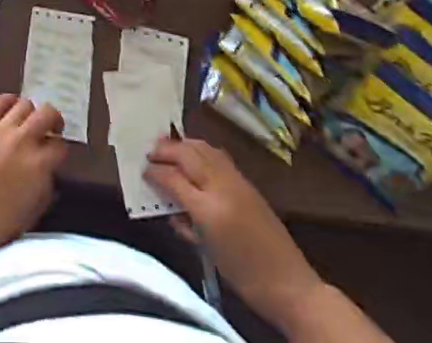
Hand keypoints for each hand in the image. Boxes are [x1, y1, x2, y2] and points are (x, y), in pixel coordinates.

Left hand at [0, 94, 67, 261]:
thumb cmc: (0, 224)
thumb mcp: (35, 209)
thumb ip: (46, 183)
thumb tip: (48, 168)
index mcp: (39, 164)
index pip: (61, 145)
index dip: (61, 150)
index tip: (57, 155)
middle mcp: (22, 140)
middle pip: (47, 113)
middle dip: (54, 120)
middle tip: (52, 129)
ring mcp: (0, 129)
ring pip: (25, 104)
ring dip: (32, 112)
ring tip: (30, 122)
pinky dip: (8, 101)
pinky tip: (11, 108)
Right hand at [147, 135, 324, 326]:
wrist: (290, 285)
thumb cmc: (242, 274)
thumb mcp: (205, 249)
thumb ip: (182, 220)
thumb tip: (164, 198)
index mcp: (209, 207)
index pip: (174, 177)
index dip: (155, 170)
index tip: (141, 169)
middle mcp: (222, 186)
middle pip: (189, 154)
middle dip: (167, 149)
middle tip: (150, 150)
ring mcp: (237, 181)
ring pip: (205, 149)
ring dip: (184, 144)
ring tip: (169, 146)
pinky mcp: (248, 183)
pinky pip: (218, 155)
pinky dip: (202, 149)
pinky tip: (195, 154)